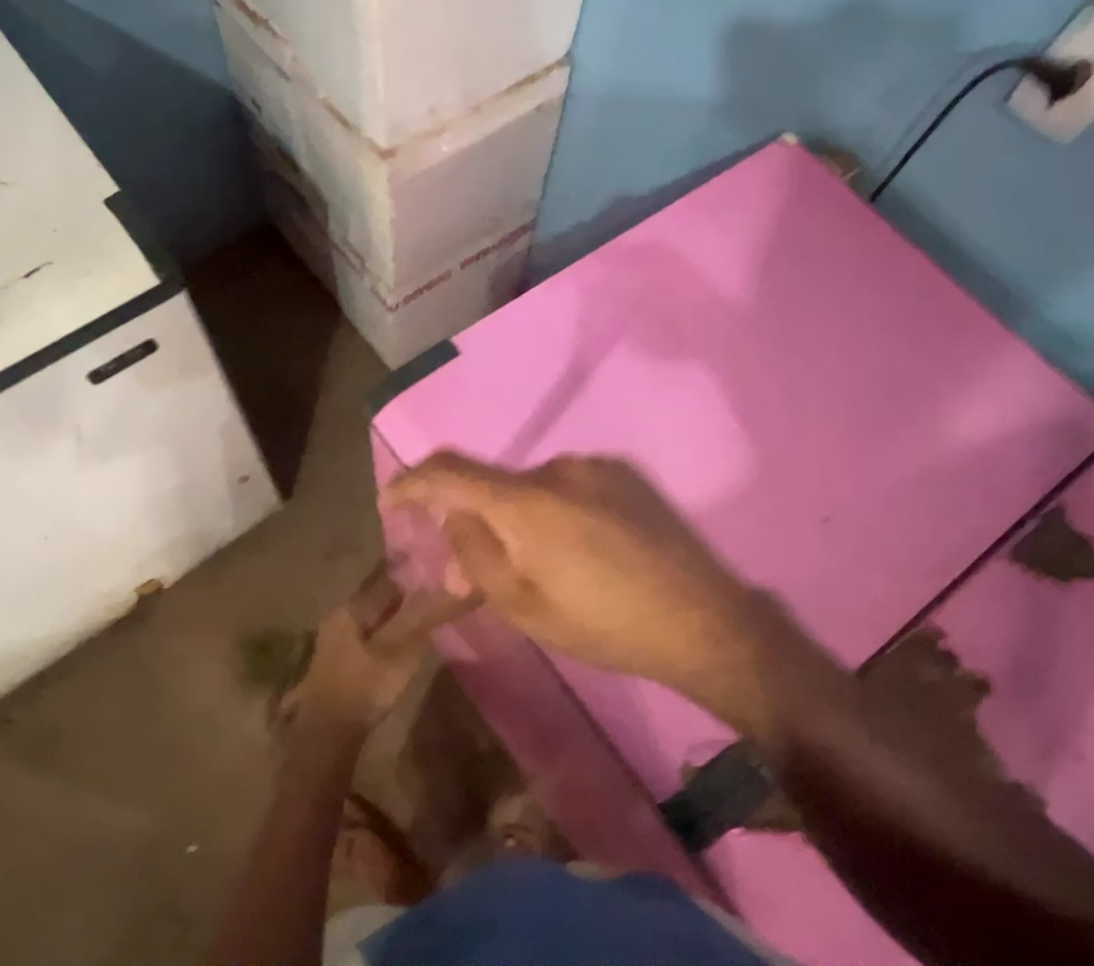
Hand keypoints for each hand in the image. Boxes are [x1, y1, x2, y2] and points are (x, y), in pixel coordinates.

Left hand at [282, 567, 432, 735]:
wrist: (327, 736)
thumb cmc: (363, 688)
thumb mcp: (398, 653)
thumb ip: (422, 620)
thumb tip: (452, 590)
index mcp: (350, 610)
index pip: (388, 583)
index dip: (416, 582)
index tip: (441, 583)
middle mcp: (339, 618)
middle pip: (379, 601)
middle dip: (406, 600)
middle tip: (437, 602)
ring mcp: (335, 641)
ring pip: (373, 621)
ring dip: (396, 620)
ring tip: (425, 623)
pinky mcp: (339, 662)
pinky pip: (369, 638)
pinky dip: (387, 637)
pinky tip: (402, 646)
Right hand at [382, 452, 764, 697]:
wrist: (702, 620)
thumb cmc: (606, 625)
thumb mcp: (526, 608)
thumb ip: (477, 557)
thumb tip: (451, 522)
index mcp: (528, 503)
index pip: (451, 472)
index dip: (413, 482)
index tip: (391, 499)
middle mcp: (558, 469)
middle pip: (494, 487)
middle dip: (473, 523)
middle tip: (470, 575)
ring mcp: (596, 468)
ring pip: (531, 490)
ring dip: (517, 522)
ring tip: (536, 570)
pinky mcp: (625, 477)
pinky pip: (566, 488)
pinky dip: (551, 514)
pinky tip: (576, 555)